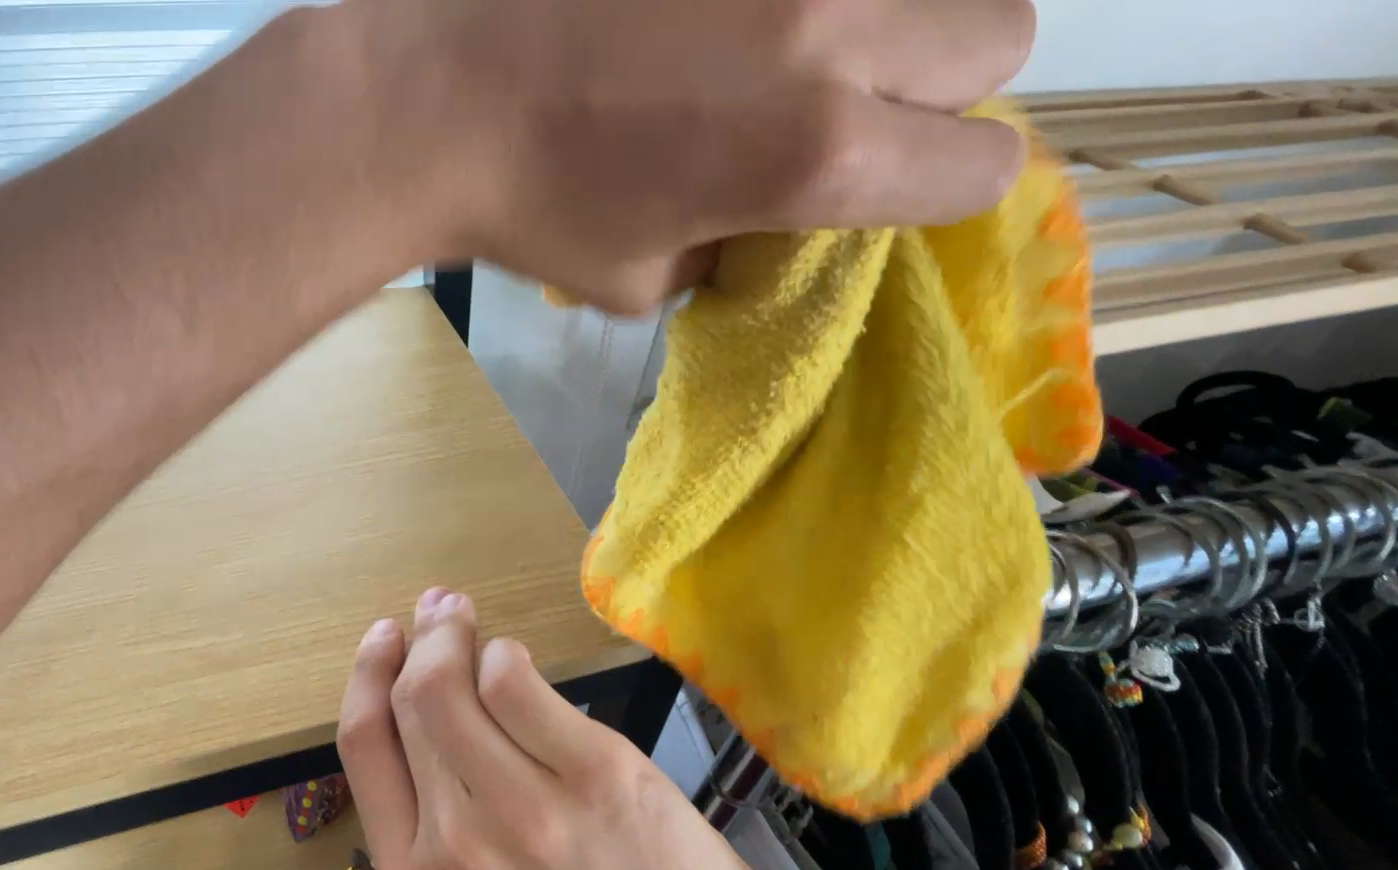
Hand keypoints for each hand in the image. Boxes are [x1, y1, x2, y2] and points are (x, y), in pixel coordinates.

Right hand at [337, 588, 776, 869]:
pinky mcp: (589, 770)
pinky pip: (515, 679)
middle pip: (410, 699)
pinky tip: (519, 661)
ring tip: (470, 622)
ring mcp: (523, 807)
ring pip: (453, 680)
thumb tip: (415, 692)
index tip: (385, 639)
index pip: (360, 743)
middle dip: (422, 640)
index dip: (366, 675)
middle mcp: (456, 842)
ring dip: (458, 633)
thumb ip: (432, 804)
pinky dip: (508, 654)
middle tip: (440, 611)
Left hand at [345, 0, 1035, 312]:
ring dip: (894, 17)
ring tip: (790, 50)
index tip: (886, 183)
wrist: (434, 99)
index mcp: (817, 155)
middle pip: (1000, 35)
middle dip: (939, 83)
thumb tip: (784, 214)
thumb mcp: (647, 280)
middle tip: (845, 103)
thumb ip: (744, 245)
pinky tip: (735, 21)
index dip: (939, 184)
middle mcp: (837, 31)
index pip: (978, 168)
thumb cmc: (534, 212)